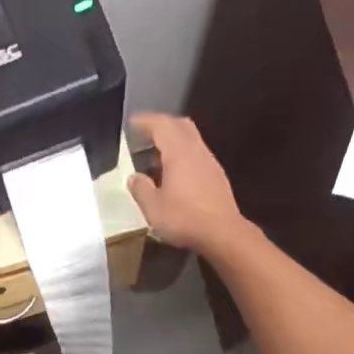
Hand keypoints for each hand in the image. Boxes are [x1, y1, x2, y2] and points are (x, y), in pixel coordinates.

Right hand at [127, 112, 250, 253]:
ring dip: (173, 142)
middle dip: (161, 125)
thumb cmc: (184, 219)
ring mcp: (209, 161)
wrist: (221, 232)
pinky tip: (174, 174)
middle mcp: (196, 150)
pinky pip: (197, 155)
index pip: (161, 125)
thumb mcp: (153, 208)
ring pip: (190, 139)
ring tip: (156, 157)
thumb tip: (134, 178)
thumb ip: (141, 189)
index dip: (145, 121)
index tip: (132, 122)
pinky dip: (183, 155)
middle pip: (180, 125)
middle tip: (145, 135)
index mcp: (178, 152)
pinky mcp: (215, 175)